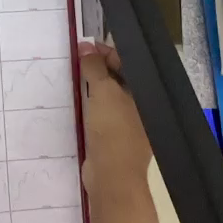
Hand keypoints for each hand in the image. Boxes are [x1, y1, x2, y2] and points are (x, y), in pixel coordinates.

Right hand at [79, 42, 160, 222]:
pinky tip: (78, 97)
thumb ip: (94, 68)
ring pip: (110, 93)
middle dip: (98, 66)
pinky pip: (103, 109)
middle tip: (76, 58)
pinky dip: (92, 100)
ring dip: (93, 83)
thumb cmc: (114, 131)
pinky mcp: (115, 133)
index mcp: (147, 93)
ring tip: (74, 74)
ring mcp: (129, 120)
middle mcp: (142, 104)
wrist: (111, 177)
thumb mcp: (103, 93)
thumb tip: (85, 46)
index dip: (107, 51)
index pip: (129, 62)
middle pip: (120, 76)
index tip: (84, 46)